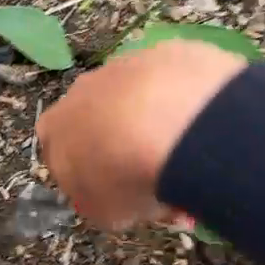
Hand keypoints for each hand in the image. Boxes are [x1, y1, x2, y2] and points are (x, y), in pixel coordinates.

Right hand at [36, 40, 246, 231]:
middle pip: (102, 121)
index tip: (114, 193)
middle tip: (160, 182)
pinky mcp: (168, 51)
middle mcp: (83, 90)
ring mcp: (126, 65)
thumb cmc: (125, 175)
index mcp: (56, 126)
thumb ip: (99, 202)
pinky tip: (209, 130)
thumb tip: (113, 196)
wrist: (173, 123)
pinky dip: (189, 105)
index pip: (60, 150)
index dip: (88, 174)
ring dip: (159, 127)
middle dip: (126, 148)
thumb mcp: (104, 212)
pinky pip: (177, 84)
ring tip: (192, 161)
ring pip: (141, 101)